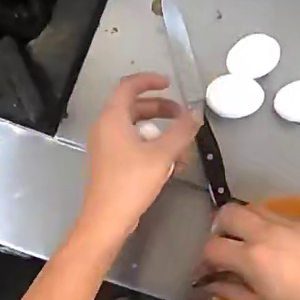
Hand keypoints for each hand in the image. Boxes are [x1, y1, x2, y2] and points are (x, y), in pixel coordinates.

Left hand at [75, 73, 200, 247]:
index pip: (129, 86)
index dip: (150, 80)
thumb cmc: (131, 183)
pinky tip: (170, 165)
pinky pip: (132, 146)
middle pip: (133, 107)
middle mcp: (104, 128)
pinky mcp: (109, 163)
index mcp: (112, 118)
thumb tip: (195, 115)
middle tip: (182, 117)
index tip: (169, 83)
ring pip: (135, 129)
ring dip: (160, 133)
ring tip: (181, 148)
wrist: (106, 219)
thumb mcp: (162, 155)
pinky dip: (150, 148)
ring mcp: (105, 146)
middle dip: (161, 109)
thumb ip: (181, 132)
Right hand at [198, 204, 299, 299]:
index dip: (203, 261)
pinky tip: (271, 244)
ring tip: (245, 244)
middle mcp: (266, 232)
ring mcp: (287, 224)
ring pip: (251, 208)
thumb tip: (209, 284)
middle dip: (217, 230)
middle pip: (227, 213)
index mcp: (252, 257)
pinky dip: (263, 223)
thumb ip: (229, 292)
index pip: (212, 248)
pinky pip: (274, 213)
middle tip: (222, 250)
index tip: (206, 274)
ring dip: (240, 223)